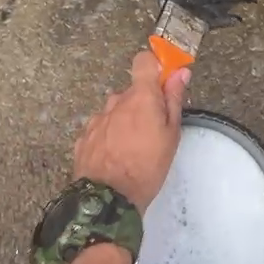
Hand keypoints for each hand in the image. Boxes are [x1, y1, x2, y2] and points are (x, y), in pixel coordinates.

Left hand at [72, 50, 187, 211]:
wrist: (107, 202)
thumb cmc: (147, 167)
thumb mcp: (171, 134)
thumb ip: (174, 99)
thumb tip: (181, 72)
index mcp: (140, 96)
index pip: (143, 60)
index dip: (153, 67)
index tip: (162, 82)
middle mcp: (116, 101)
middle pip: (131, 91)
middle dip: (141, 104)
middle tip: (151, 129)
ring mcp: (96, 120)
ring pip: (115, 111)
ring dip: (123, 121)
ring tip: (131, 149)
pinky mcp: (83, 139)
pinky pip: (100, 129)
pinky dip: (107, 137)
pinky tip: (114, 157)